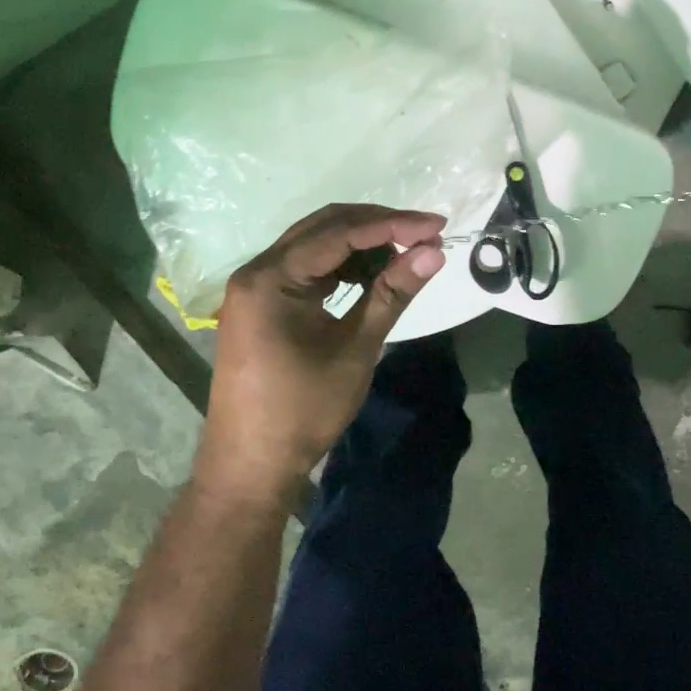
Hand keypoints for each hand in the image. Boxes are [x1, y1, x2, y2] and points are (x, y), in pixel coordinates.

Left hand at [199, 204, 447, 500]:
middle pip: (325, 227)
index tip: (437, 225)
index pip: (339, 232)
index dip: (393, 224)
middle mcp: (256, 270)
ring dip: (363, 244)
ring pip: (316, 244)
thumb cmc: (304, 409)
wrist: (252, 465)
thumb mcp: (356, 349)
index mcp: (271, 278)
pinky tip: (374, 275)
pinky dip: (343, 264)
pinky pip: (307, 266)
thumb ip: (392, 293)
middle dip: (379, 226)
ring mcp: (256, 286)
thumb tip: (435, 251)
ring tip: (407, 255)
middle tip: (427, 234)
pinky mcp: (263, 302)